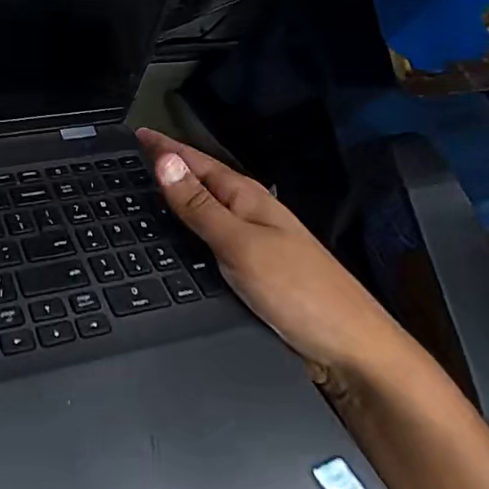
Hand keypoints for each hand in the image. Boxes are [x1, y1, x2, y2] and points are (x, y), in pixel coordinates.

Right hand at [135, 128, 421, 392]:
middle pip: (200, 182)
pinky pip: (209, 239)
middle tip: (135, 159)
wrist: (353, 354)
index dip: (165, 148)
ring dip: (177, 198)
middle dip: (168, 168)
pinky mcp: (252, 272)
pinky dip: (188, 230)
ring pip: (205, 210)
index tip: (138, 133)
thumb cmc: (300, 293)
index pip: (196, 162)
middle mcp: (250, 215)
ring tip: (148, 191)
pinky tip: (178, 239)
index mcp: (247, 198)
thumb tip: (164, 161)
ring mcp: (253, 243)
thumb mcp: (240, 244)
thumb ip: (198, 206)